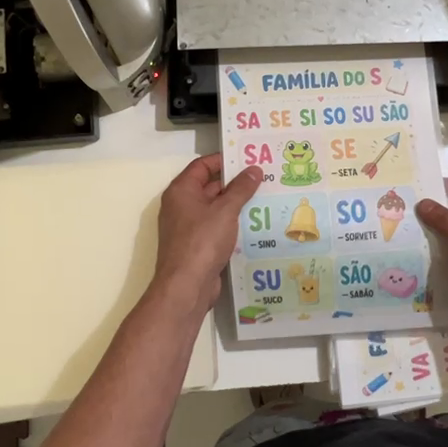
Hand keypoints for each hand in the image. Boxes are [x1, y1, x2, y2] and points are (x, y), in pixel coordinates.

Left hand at [151, 154, 263, 314]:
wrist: (187, 286)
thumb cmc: (203, 241)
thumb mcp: (225, 211)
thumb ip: (241, 189)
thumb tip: (254, 170)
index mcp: (181, 191)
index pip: (202, 166)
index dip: (224, 160)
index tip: (249, 159)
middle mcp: (181, 206)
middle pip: (210, 187)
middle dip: (235, 183)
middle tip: (264, 178)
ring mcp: (188, 227)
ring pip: (216, 209)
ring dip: (237, 205)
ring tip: (266, 198)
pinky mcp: (198, 246)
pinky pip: (217, 227)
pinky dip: (233, 224)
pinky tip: (256, 224)